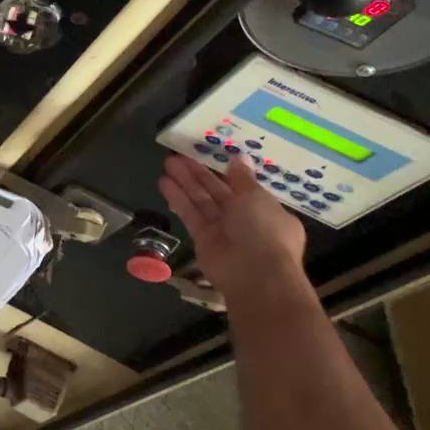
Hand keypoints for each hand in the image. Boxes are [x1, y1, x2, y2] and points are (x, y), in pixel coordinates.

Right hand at [157, 155, 307, 297]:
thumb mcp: (256, 198)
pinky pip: (191, 215)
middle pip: (218, 193)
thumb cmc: (264, 231)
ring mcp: (223, 231)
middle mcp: (245, 220)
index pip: (243, 187)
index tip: (208, 154)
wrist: (255, 275)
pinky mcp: (203, 240)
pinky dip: (178, 199)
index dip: (225, 172)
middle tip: (179, 154)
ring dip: (185, 183)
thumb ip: (243, 178)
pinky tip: (164, 182)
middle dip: (200, 174)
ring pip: (201, 202)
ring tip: (167, 162)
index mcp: (266, 210)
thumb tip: (240, 157)